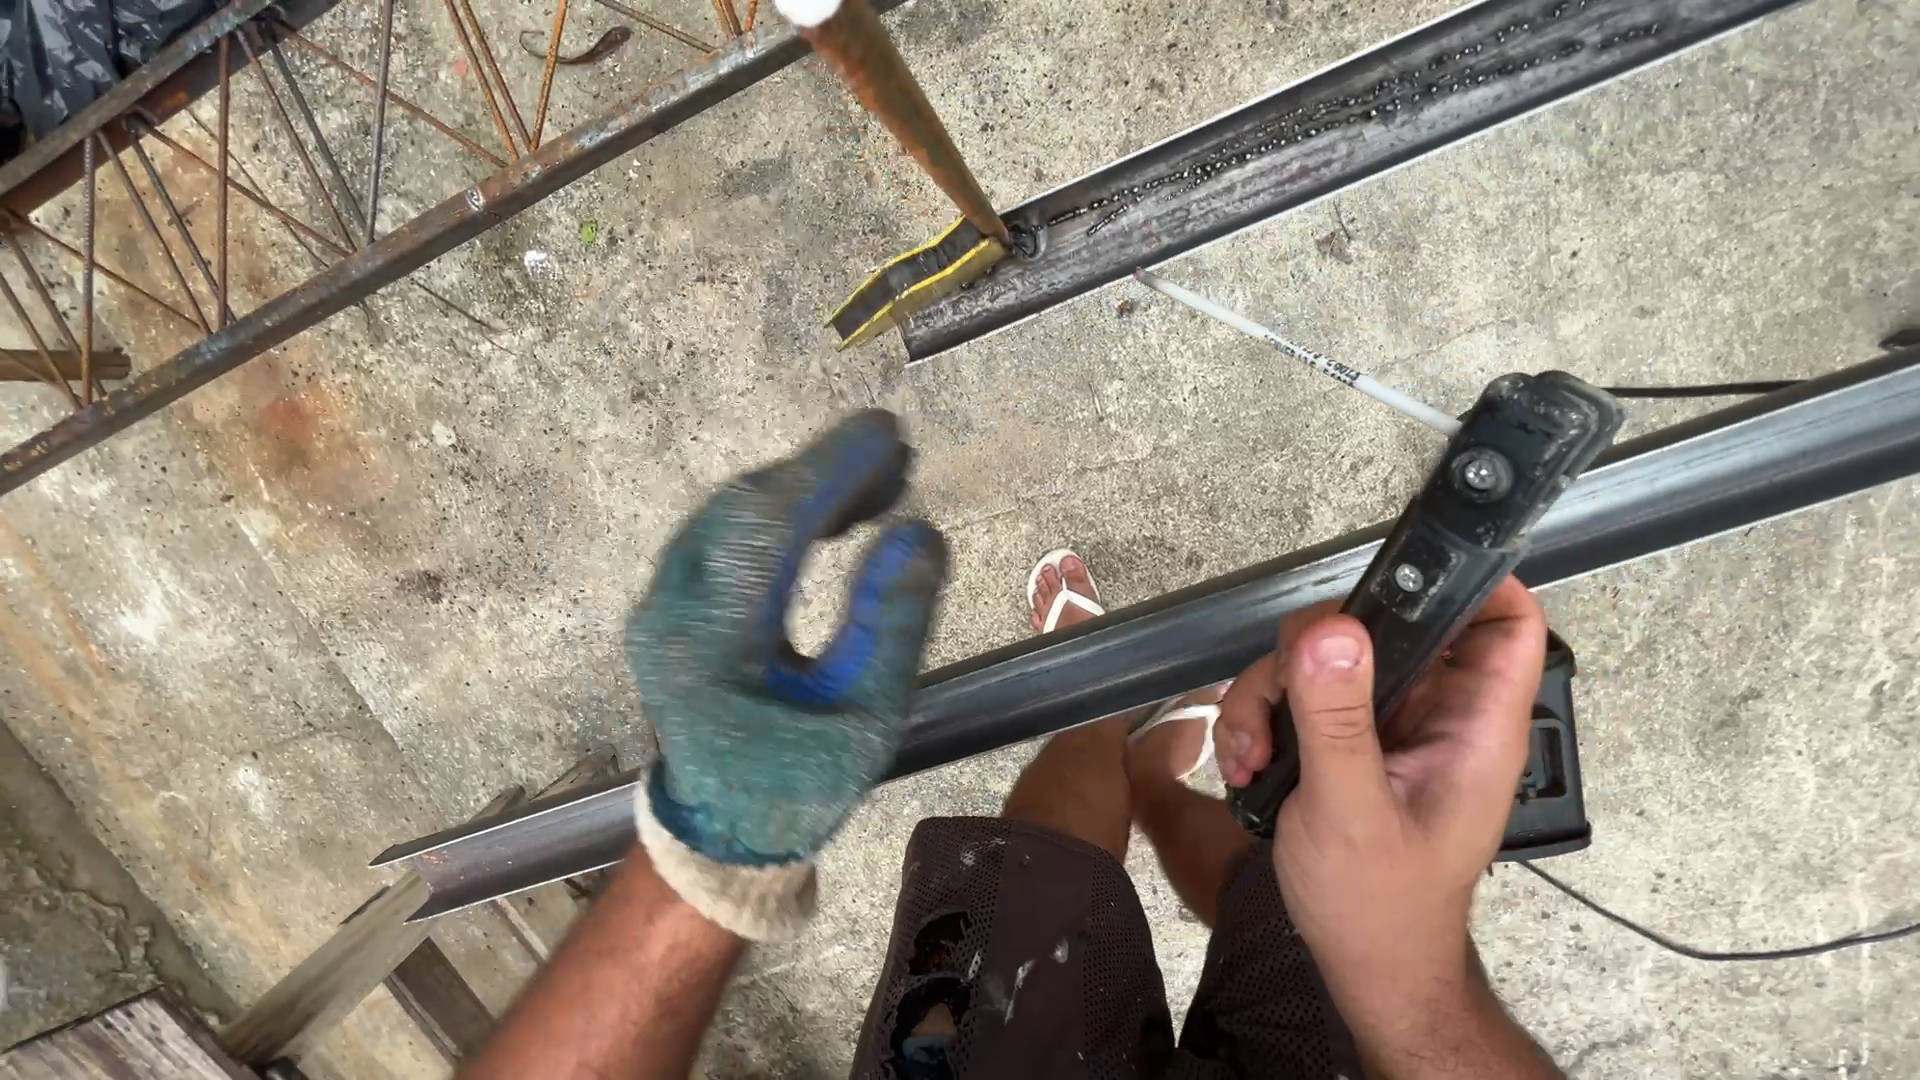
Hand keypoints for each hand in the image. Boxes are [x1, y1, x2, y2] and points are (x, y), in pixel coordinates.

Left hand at [626, 410, 946, 939]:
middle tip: (897, 454)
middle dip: (824, 469)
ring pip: (735, 512)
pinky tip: (837, 514)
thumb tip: (921, 531)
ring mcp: (663, 603)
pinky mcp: (676, 603)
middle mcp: (669, 609)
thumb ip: (890, 622)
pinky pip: (730, 535)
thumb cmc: (800, 782)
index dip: (830, 469)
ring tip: (881, 478)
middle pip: (745, 505)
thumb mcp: (867, 716)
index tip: (887, 434)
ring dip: (807, 487)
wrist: (724, 830)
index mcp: (710, 642)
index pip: (768, 524)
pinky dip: (786, 513)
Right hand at [1215, 579, 1547, 1065]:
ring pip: (1316, 658)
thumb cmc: (1377, 903)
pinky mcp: (1338, 736)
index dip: (1473, 580)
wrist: (1357, 960)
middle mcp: (1426, 711)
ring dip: (1266, 695)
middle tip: (1276, 699)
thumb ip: (1337, 720)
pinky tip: (1245, 763)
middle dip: (1308, 653)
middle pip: (1375, 628)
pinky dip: (1257, 718)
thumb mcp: (1349, 810)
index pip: (1505, 626)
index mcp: (1469, 727)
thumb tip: (1329, 629)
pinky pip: (1291, 692)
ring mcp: (1378, 722)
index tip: (1399, 567)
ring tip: (1248, 755)